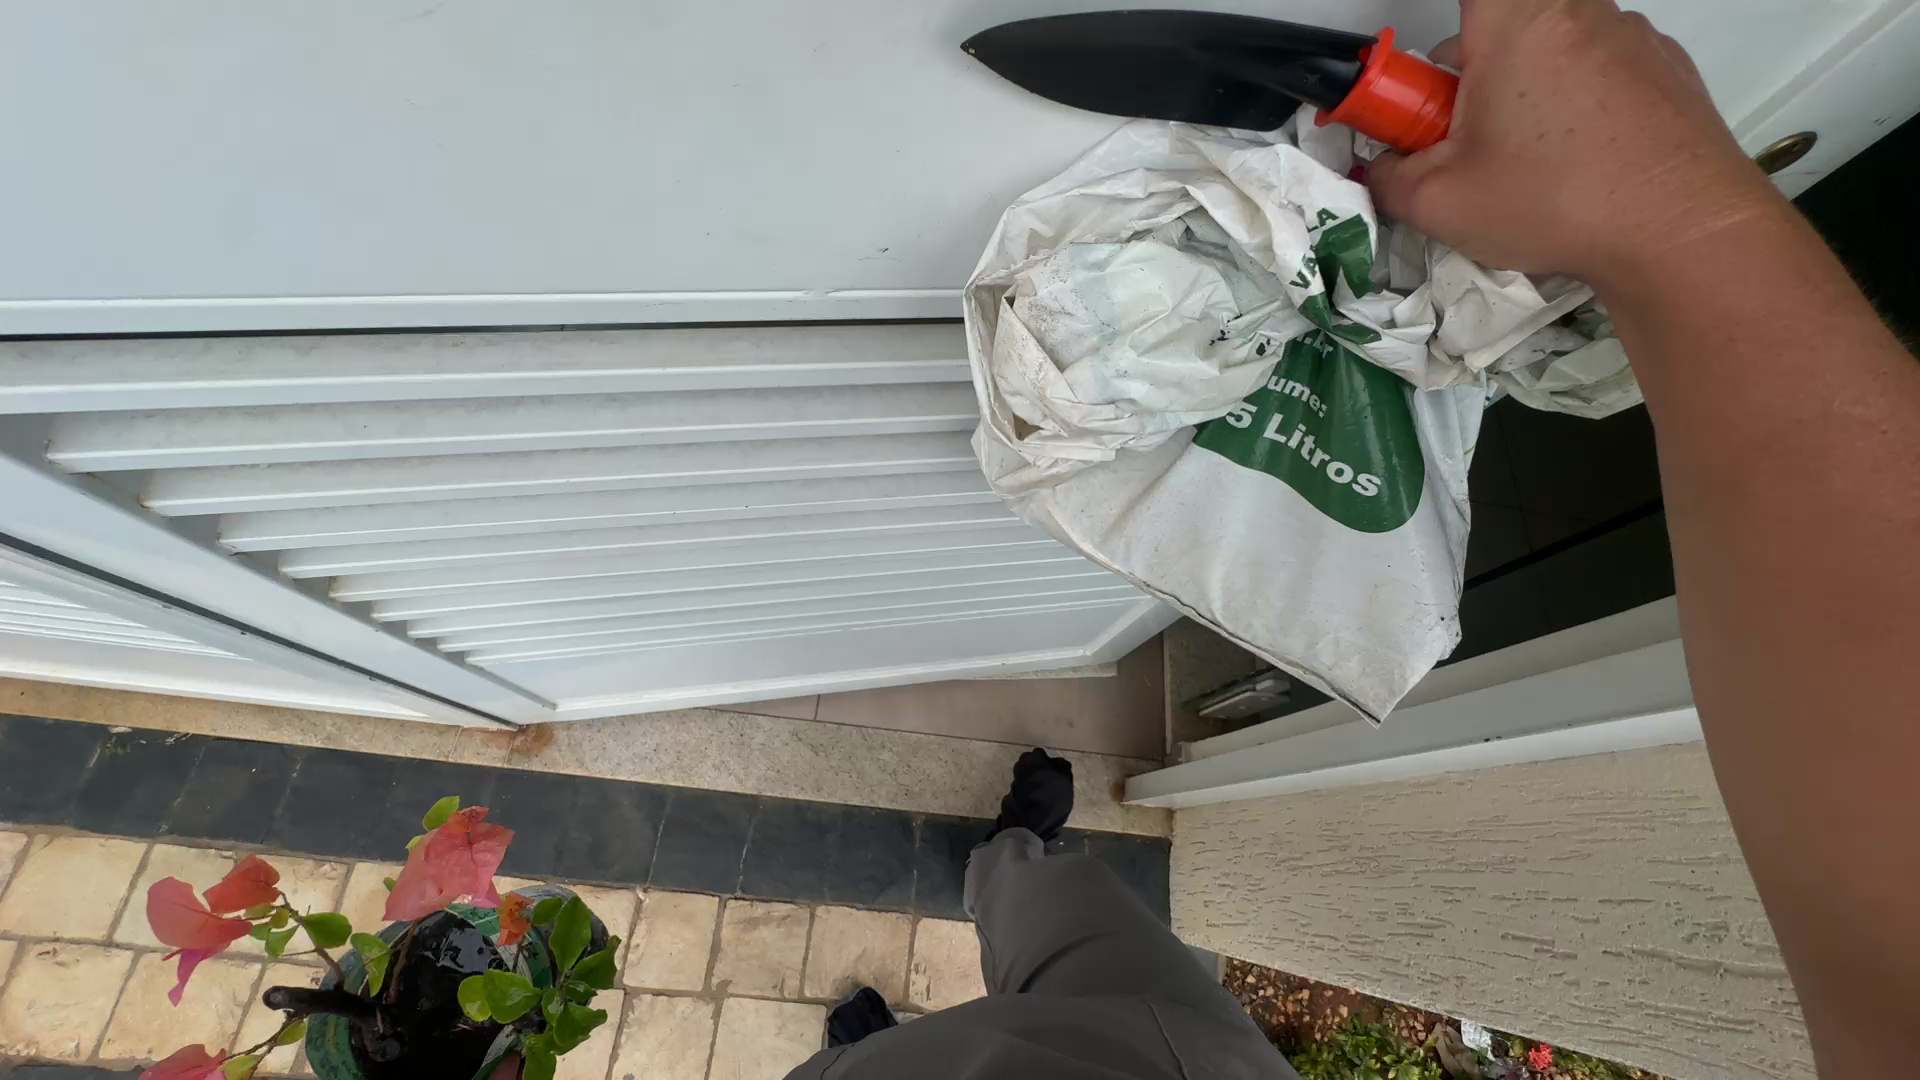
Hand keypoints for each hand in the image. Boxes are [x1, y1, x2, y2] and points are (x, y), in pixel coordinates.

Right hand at [1366, 0, 1783, 287]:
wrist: (1673, 227)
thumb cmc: (1550, 201)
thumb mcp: (1434, 203)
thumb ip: (1387, 177)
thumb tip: (1382, 166)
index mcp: (1520, 28)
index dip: (1439, 47)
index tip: (1420, 83)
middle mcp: (1579, 15)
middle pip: (1500, 24)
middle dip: (1461, 77)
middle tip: (1447, 140)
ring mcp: (1629, 37)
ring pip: (1543, 51)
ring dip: (1509, 96)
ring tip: (1506, 164)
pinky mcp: (1659, 69)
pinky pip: (1586, 73)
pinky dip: (1558, 109)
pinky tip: (1558, 166)